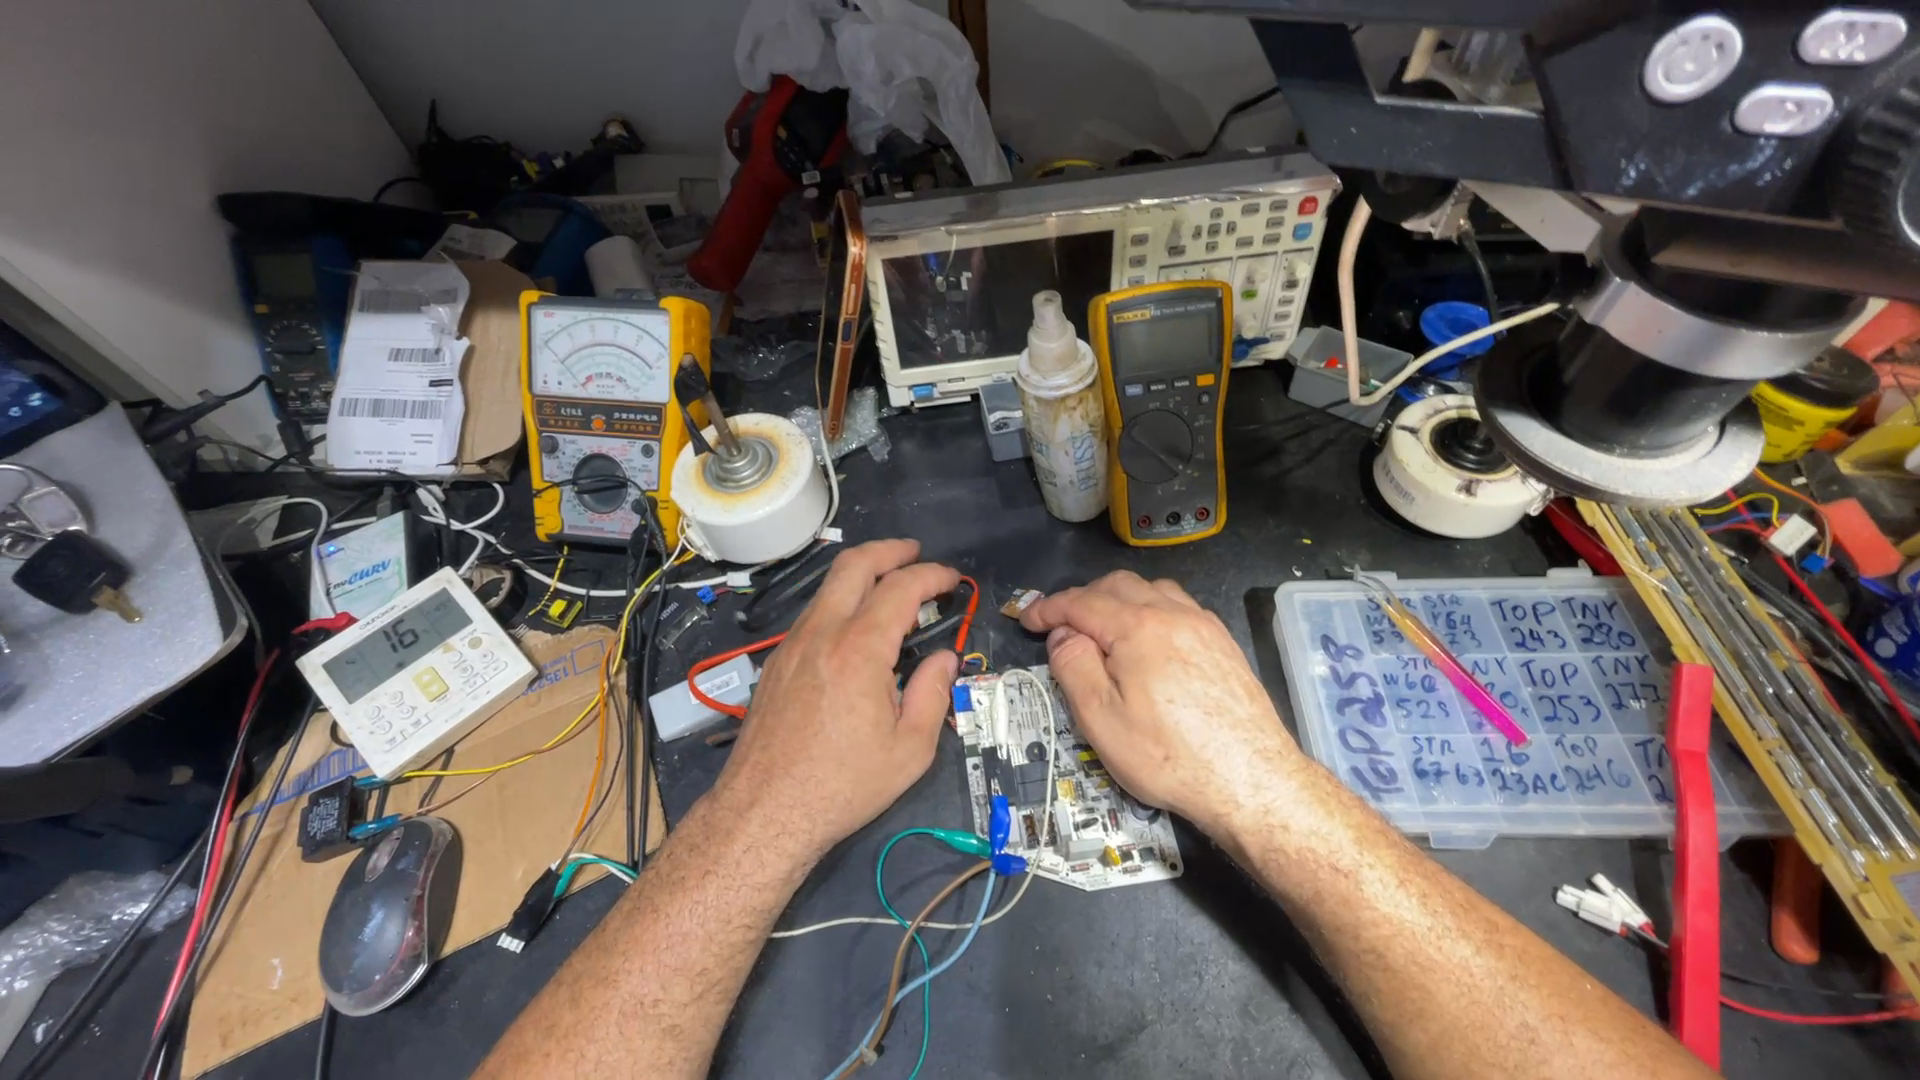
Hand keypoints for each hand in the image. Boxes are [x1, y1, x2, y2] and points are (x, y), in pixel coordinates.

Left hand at [712, 539, 959, 858]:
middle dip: (889, 550)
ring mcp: (791, 645)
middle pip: (853, 565)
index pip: (900, 588)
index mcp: (859, 649)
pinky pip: (812, 616)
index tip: (952, 579)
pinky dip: (840, 604)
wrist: (764, 812)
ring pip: (827, 588)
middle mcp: (821, 634)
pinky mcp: (776, 663)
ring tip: (890, 589)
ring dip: (861, 576)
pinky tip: (855, 631)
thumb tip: (944, 659)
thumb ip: (933, 694)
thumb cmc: (843, 785)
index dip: (932, 575)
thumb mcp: (909, 750)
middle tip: (915, 554)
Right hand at [1019, 571, 1301, 836]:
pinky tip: (1147, 641)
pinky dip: (1150, 610)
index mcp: (1138, 626)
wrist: (1251, 780)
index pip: (1080, 601)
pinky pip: (1178, 607)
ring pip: (1152, 590)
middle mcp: (1173, 613)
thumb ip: (1073, 665)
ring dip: (1118, 599)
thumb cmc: (1167, 755)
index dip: (1048, 608)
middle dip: (1082, 598)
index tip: (1027, 619)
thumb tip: (1063, 634)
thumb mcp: (1101, 718)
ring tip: (1102, 629)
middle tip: (1060, 626)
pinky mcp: (1222, 644)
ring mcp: (1203, 626)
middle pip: (1117, 585)